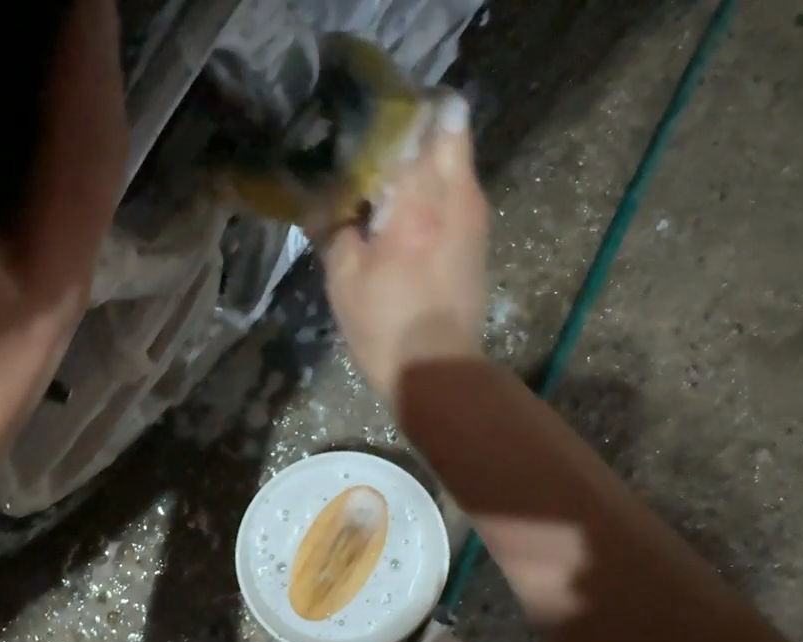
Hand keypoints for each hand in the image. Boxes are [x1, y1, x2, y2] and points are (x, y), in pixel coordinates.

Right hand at [322, 95, 490, 399]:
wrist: (435, 369)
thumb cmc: (383, 325)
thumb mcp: (343, 277)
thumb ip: (335, 225)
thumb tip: (326, 196)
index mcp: (418, 201)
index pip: (417, 123)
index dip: (390, 111)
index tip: (362, 114)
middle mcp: (456, 195)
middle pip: (448, 126)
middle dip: (415, 123)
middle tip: (378, 135)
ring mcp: (474, 214)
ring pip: (455, 155)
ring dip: (424, 153)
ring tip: (385, 170)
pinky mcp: (477, 235)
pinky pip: (456, 187)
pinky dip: (433, 184)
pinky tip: (402, 206)